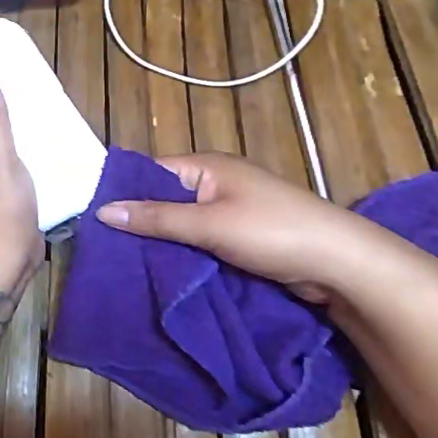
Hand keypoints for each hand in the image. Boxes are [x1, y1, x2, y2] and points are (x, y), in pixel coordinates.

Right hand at [94, 152, 408, 302]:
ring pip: (181, 223)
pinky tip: (162, 271)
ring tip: (126, 263)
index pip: (151, 173)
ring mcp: (229, 210)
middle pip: (164, 199)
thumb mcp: (209, 224)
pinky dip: (183, 253)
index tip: (94, 219)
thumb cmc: (273, 232)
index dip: (124, 193)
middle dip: (140, 221)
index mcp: (206, 166)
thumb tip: (103, 210)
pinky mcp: (240, 236)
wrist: (342, 266)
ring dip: (162, 241)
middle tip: (105, 248)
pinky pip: (199, 240)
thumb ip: (156, 218)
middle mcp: (215, 182)